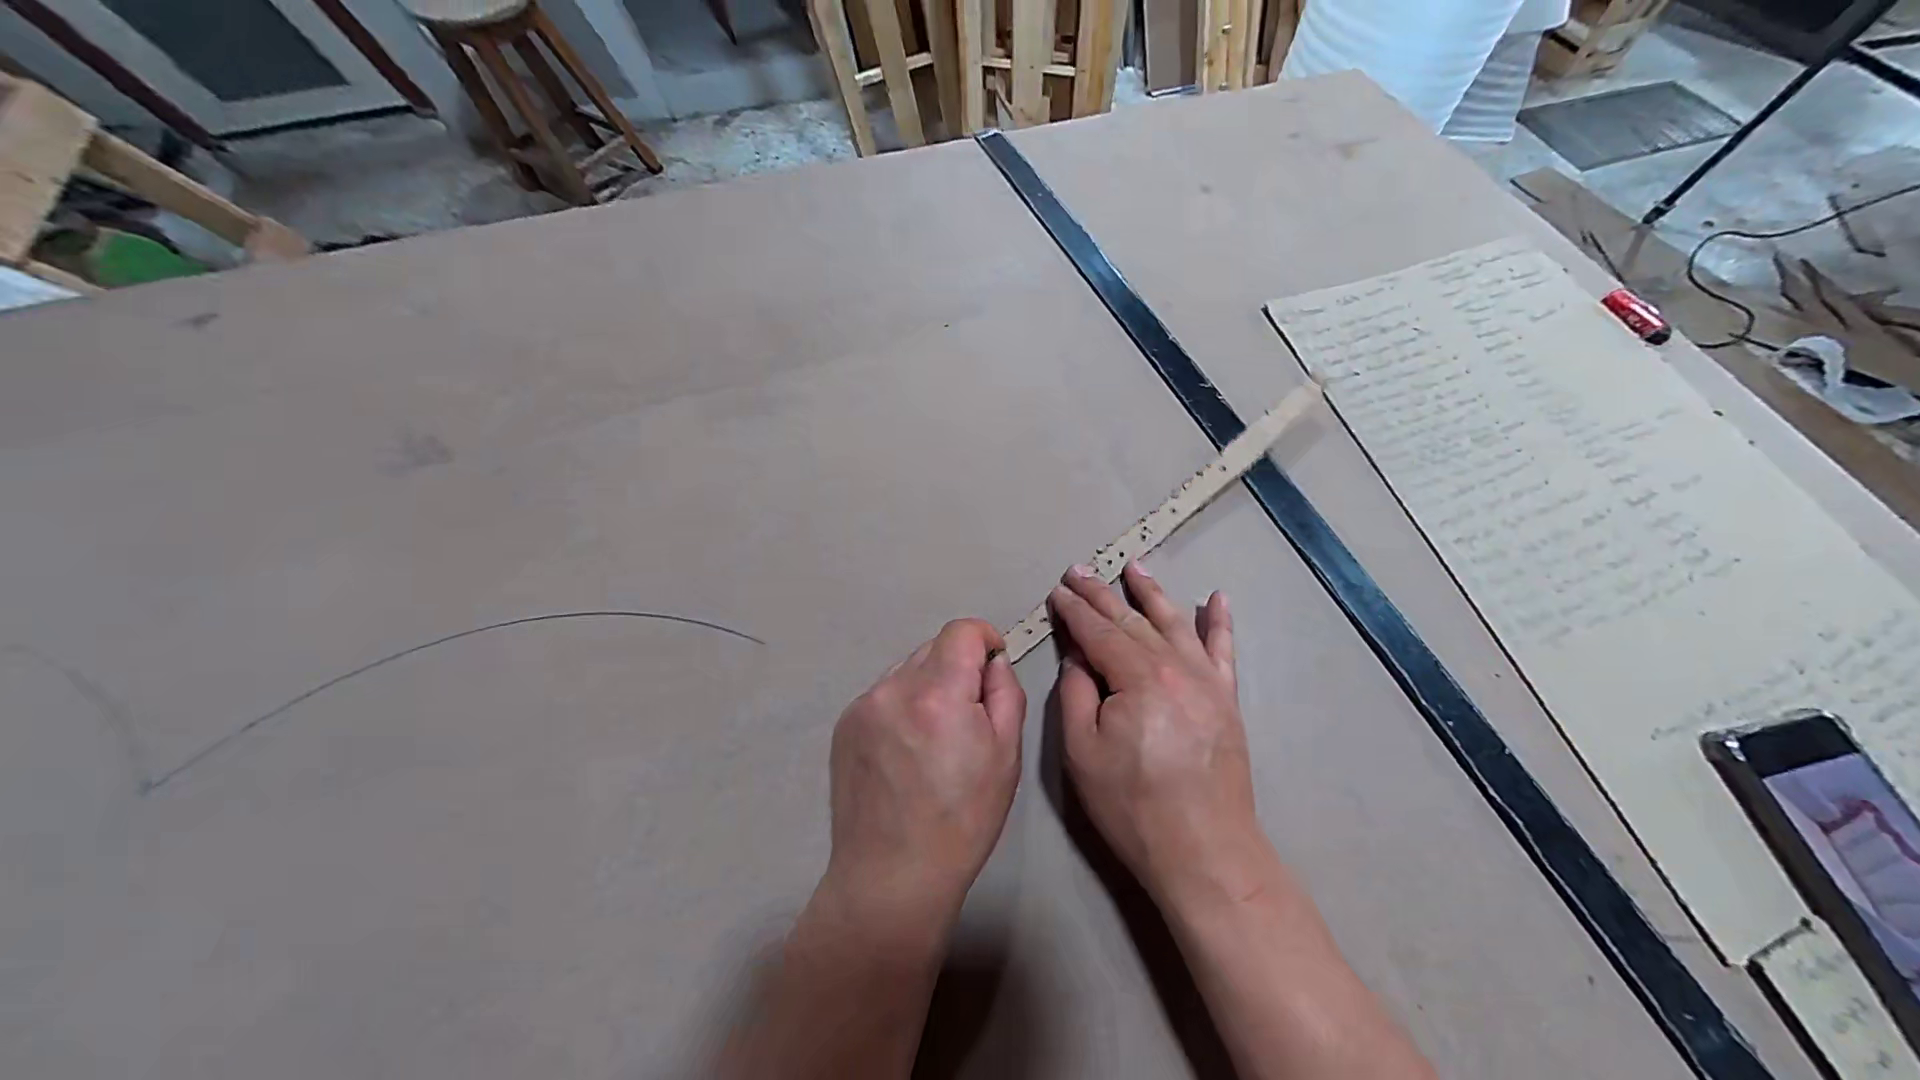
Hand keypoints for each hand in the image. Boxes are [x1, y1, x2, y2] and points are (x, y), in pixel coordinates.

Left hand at [822, 619, 1026, 930]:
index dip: (984, 640)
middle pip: (934, 647)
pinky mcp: (844, 726)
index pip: (961, 630)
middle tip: (967, 717)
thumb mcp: (1006, 755)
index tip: (992, 668)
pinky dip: (902, 706)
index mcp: (937, 693)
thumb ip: (1005, 693)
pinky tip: (906, 751)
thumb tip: (992, 662)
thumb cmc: (962, 820)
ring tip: (933, 739)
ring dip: (927, 686)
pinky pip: (883, 695)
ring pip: (907, 670)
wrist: (892, 875)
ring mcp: (862, 706)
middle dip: (957, 668)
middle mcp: (893, 688)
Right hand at [1049, 563, 1267, 905]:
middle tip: (1080, 570)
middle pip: (1133, 620)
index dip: (1075, 610)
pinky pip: (1223, 650)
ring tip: (1135, 566)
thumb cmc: (1133, 805)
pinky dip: (1219, 622)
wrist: (1204, 850)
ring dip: (1152, 593)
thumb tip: (1078, 656)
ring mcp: (1207, 681)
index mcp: (1138, 678)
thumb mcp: (1083, 752)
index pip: (1098, 632)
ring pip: (1175, 624)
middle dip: (1103, 594)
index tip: (1058, 590)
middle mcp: (1176, 667)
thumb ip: (1076, 694)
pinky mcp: (1227, 699)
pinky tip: (1217, 598)